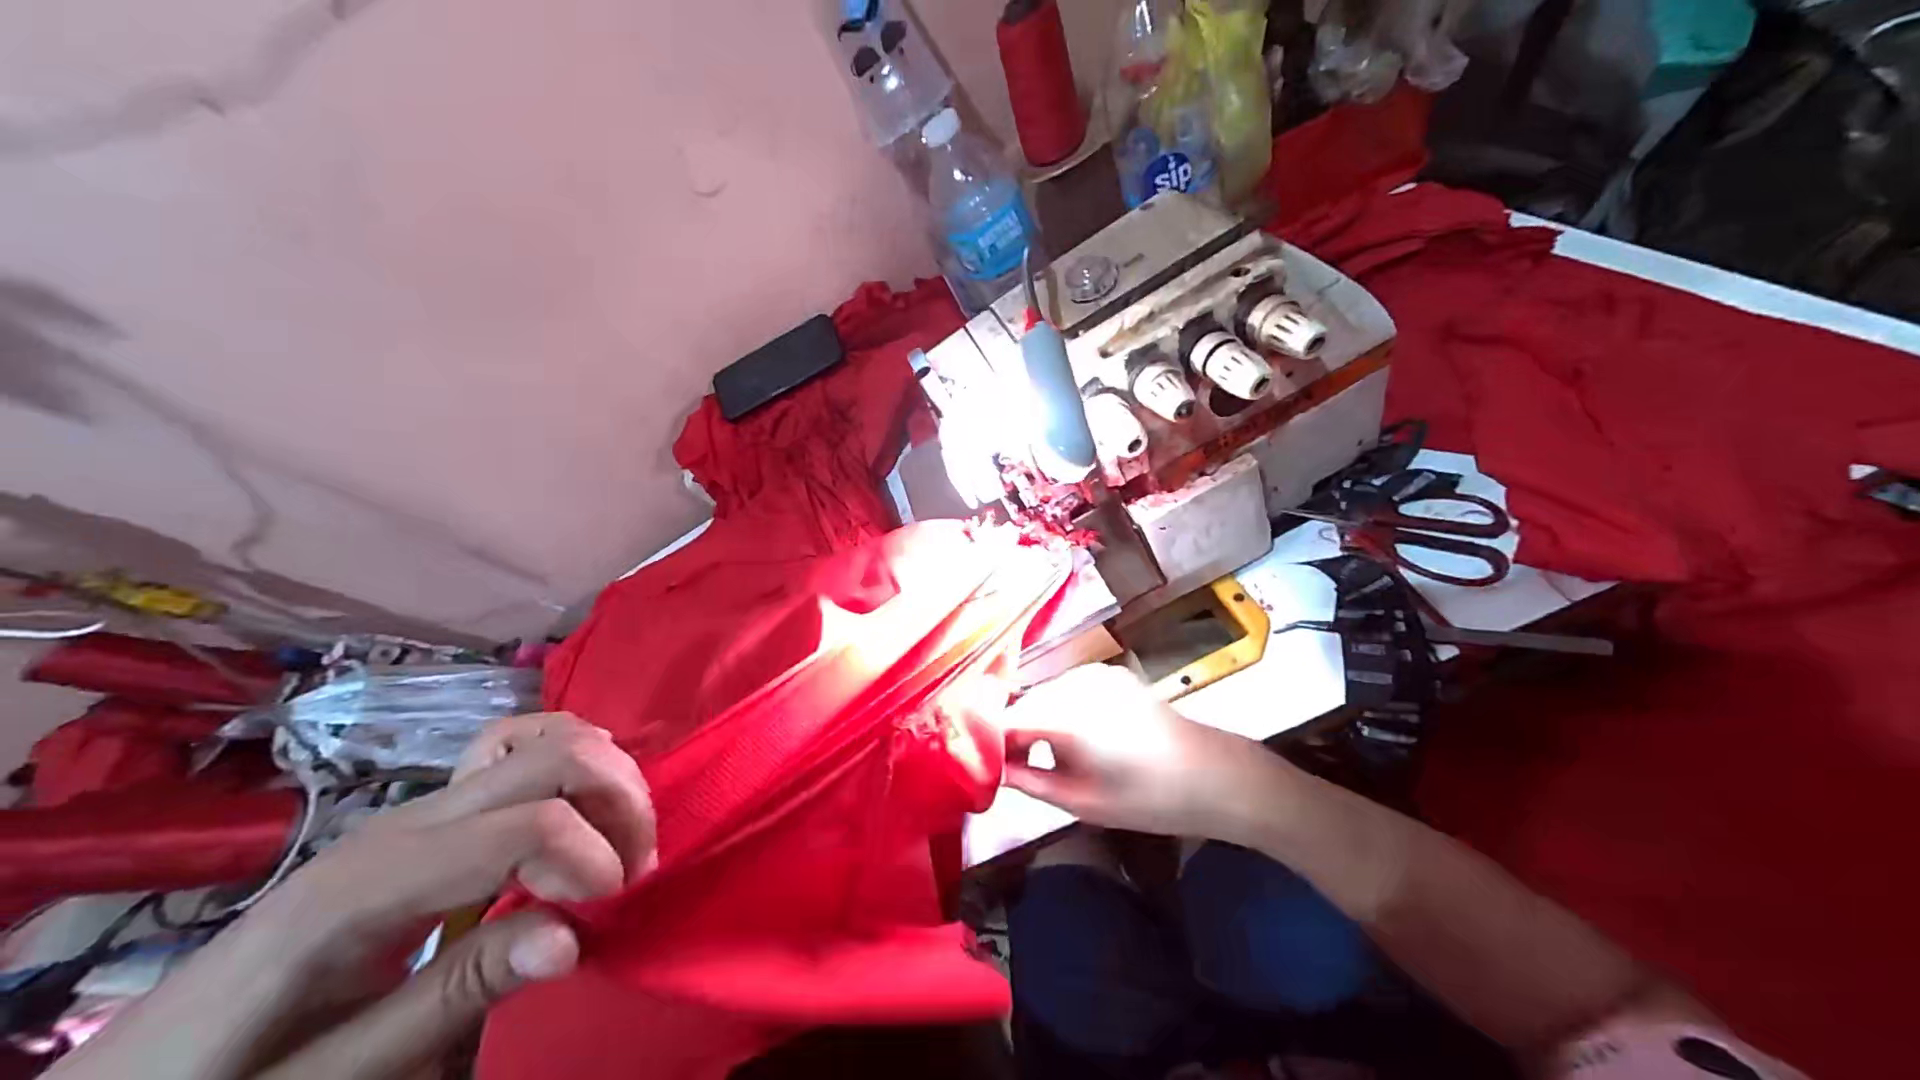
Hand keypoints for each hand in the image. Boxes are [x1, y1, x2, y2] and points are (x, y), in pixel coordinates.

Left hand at [50, 712, 654, 1079]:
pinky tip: (581, 810)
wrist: (139, 1071)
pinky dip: (571, 765)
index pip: (528, 824)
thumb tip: (574, 937)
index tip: (609, 915)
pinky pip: (517, 751)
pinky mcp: (428, 815)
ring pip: (544, 739)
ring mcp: (418, 808)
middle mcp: (406, 820)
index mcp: (374, 881)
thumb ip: (456, 997)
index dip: (594, 858)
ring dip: (605, 780)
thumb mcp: (332, 1075)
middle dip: (620, 802)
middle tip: (636, 871)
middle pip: (551, 755)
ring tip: (618, 843)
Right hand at [999, 665, 1282, 842]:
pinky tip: (1073, 738)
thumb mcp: (1080, 800)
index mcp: (1066, 714)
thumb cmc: (1148, 798)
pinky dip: (1058, 710)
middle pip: (1021, 702)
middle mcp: (1076, 683)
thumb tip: (989, 770)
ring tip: (1043, 757)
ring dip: (1033, 720)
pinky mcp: (1110, 674)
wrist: (1215, 777)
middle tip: (1011, 768)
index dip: (985, 741)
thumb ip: (1027, 780)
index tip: (979, 766)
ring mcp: (1095, 674)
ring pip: (1043, 694)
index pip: (1002, 718)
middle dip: (1009, 731)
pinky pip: (1067, 689)